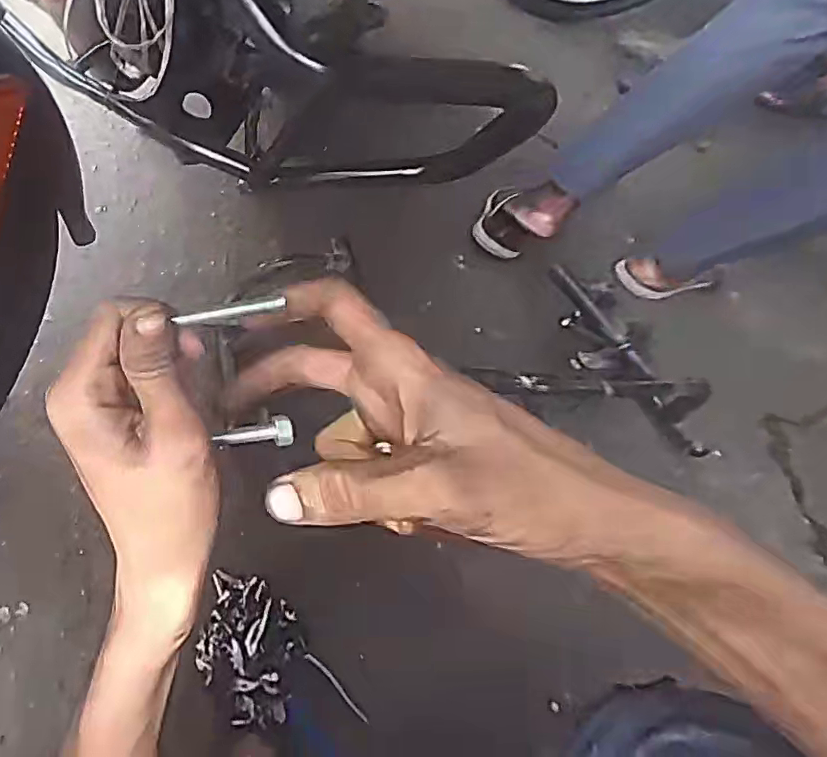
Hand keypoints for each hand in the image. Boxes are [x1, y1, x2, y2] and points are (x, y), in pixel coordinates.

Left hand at [47, 301, 219, 636]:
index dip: (155, 323)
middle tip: (188, 376)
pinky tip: (175, 406)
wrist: (163, 561)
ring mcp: (88, 402)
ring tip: (183, 400)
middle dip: (162, 344)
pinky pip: (136, 369)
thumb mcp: (173, 431)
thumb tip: (150, 314)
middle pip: (120, 328)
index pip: (112, 315)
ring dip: (166, 363)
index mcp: (78, 396)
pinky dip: (163, 378)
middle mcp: (74, 394)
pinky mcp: (105, 410)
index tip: (182, 349)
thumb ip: (158, 366)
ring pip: (131, 346)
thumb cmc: (168, 515)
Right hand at [228, 279, 704, 568]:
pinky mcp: (414, 454)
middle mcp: (393, 385)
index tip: (242, 318)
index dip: (287, 301)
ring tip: (387, 508)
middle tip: (232, 408)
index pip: (335, 308)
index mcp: (398, 367)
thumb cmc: (526, 484)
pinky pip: (365, 465)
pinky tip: (409, 520)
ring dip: (342, 470)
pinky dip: (369, 492)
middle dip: (276, 384)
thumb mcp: (434, 489)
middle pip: (316, 368)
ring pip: (340, 433)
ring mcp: (403, 420)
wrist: (594, 525)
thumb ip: (352, 493)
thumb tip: (277, 498)